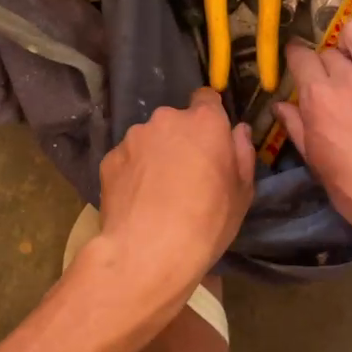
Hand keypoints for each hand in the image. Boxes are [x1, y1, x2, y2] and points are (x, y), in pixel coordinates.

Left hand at [94, 88, 254, 304]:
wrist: (148, 252)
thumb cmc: (207, 221)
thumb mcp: (242, 193)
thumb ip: (242, 153)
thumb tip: (237, 131)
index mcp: (204, 121)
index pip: (206, 98)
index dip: (209, 117)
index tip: (211, 141)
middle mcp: (166, 119)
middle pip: (176, 122)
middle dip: (181, 140)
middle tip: (185, 174)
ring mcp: (133, 138)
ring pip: (149, 140)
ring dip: (155, 155)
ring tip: (156, 192)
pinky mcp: (109, 159)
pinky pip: (127, 160)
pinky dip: (132, 173)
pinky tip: (136, 201)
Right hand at [275, 20, 351, 272]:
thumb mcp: (316, 162)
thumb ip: (297, 127)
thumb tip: (280, 106)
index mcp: (320, 97)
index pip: (300, 56)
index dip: (296, 56)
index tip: (298, 62)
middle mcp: (349, 76)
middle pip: (329, 49)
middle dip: (327, 60)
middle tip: (335, 79)